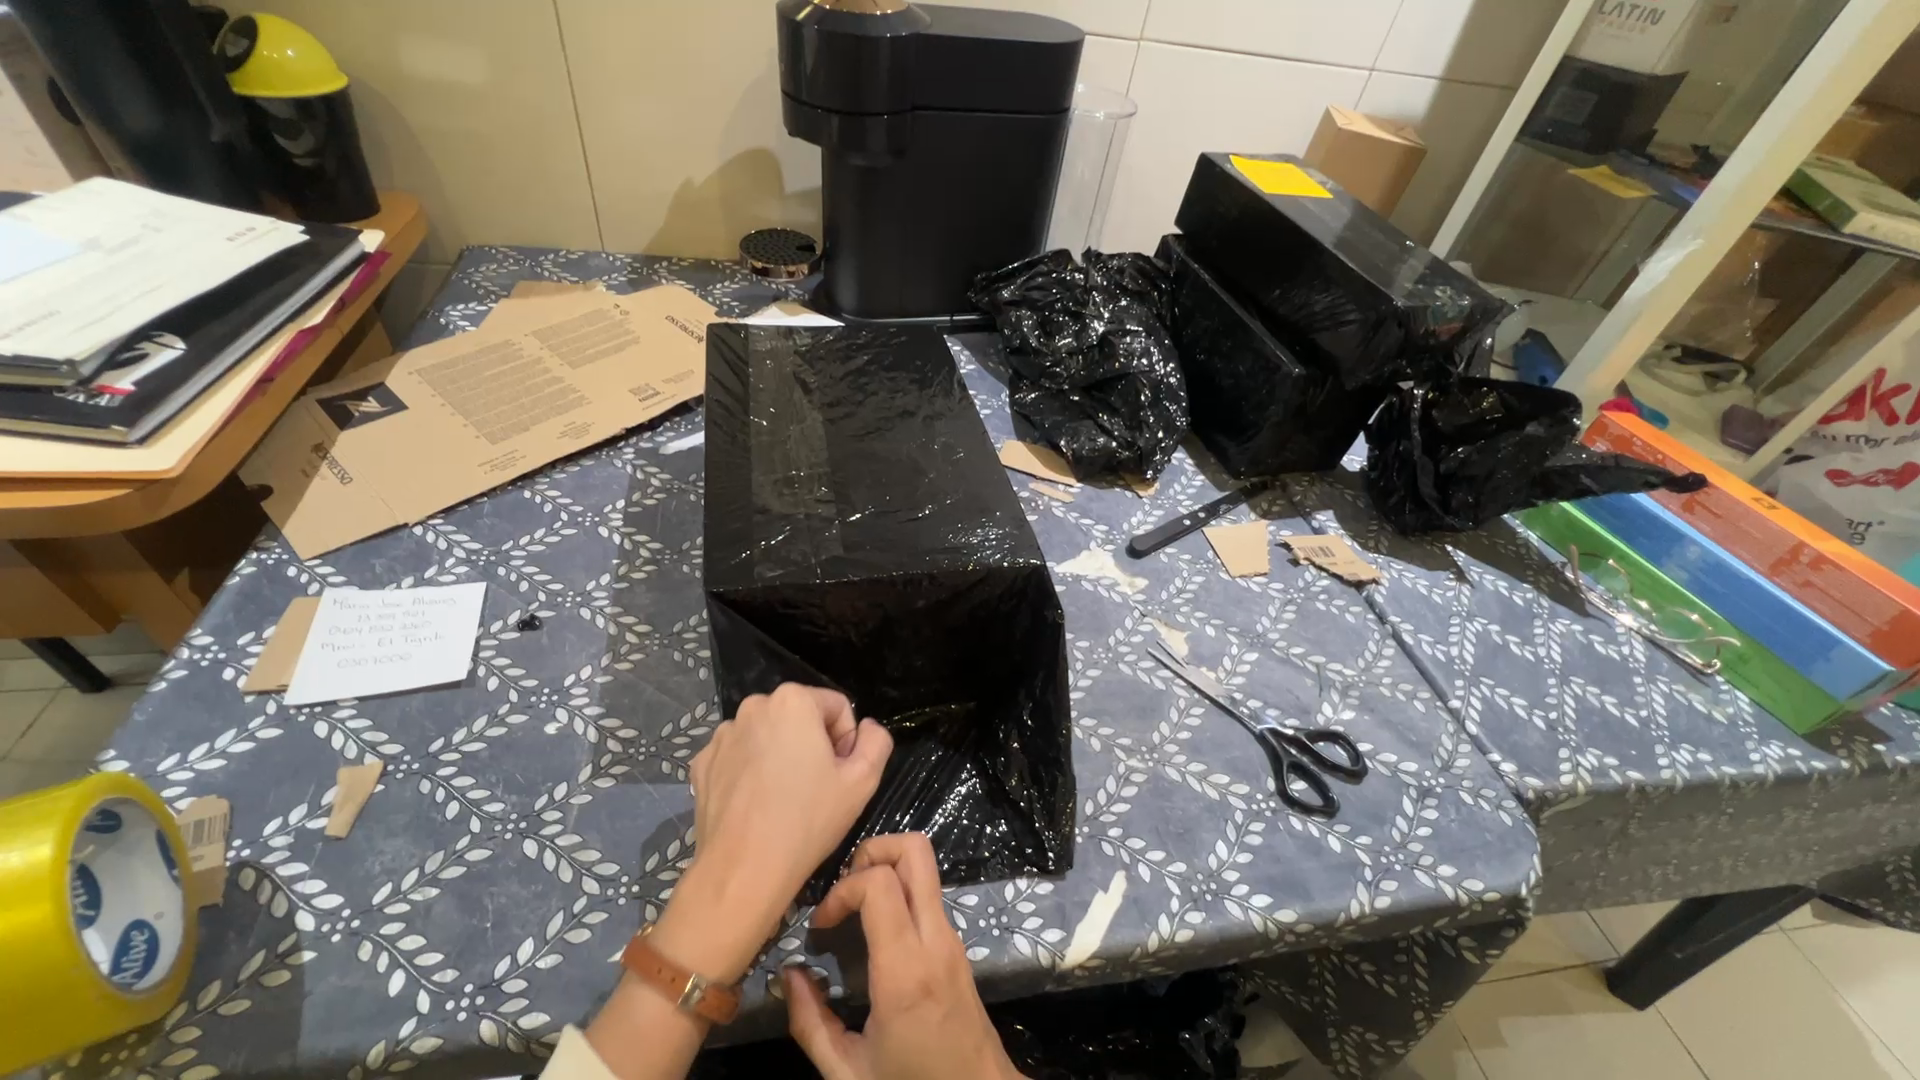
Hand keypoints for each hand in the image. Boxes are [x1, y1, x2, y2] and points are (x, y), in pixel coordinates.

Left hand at [649, 683, 891, 981]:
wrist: (743, 869)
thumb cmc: (808, 820)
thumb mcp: (863, 781)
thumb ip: (877, 741)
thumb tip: (866, 727)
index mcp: (793, 700)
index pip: (837, 707)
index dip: (846, 742)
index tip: (839, 776)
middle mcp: (754, 706)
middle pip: (800, 718)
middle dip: (812, 745)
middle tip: (815, 788)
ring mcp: (722, 735)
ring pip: (768, 736)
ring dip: (780, 757)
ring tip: (783, 800)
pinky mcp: (702, 762)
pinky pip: (739, 757)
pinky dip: (750, 772)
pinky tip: (756, 805)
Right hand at [784, 833, 1023, 1079]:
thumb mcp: (848, 1073)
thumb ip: (811, 1024)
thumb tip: (789, 976)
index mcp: (906, 970)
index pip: (880, 882)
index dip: (842, 889)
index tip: (821, 925)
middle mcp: (935, 939)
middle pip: (916, 850)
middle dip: (873, 851)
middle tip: (844, 889)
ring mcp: (952, 937)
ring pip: (925, 866)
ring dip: (885, 869)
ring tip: (853, 907)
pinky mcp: (957, 944)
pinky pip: (927, 894)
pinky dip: (898, 892)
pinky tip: (873, 929)